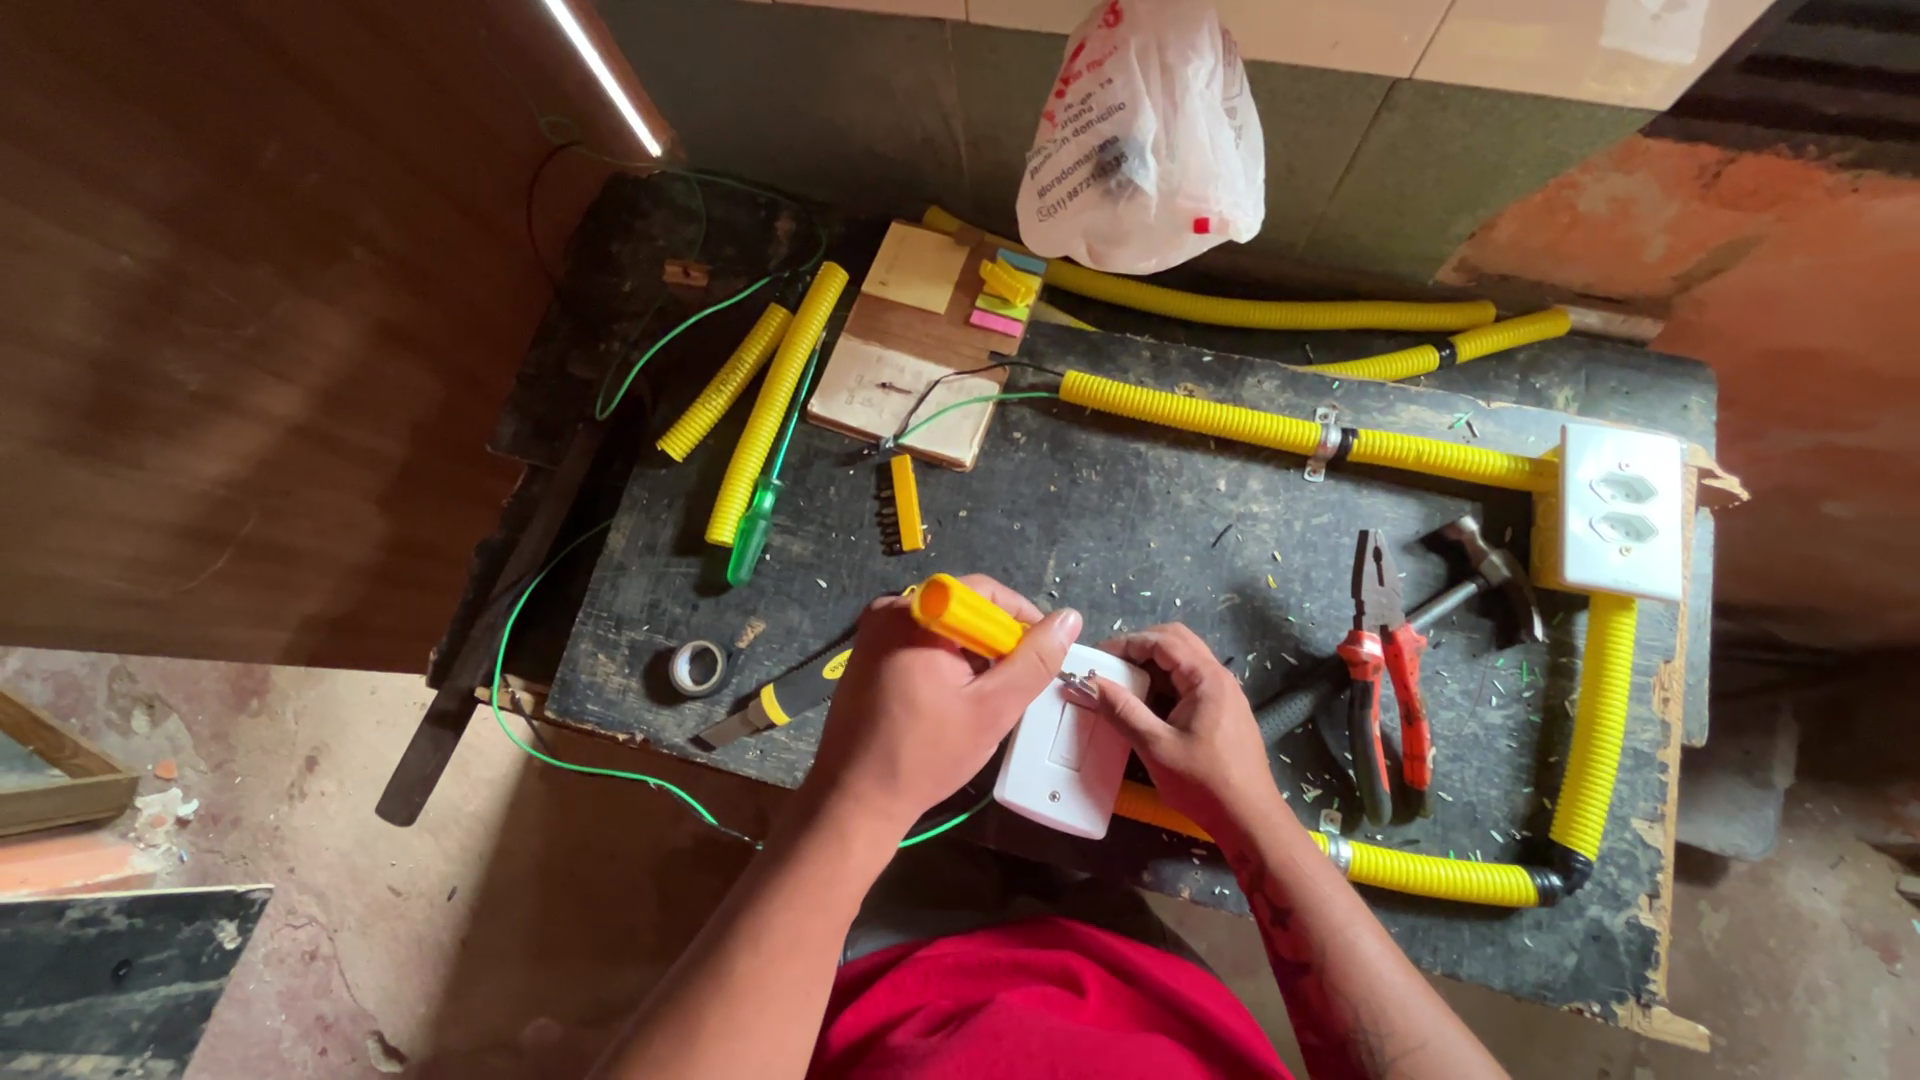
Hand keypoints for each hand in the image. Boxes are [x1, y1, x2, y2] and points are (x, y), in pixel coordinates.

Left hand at [799, 574, 1081, 840]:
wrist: (855, 798)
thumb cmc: (924, 755)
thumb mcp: (993, 709)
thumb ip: (1034, 661)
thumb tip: (1069, 619)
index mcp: (918, 614)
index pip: (985, 593)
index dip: (1021, 618)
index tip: (1040, 655)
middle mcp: (890, 609)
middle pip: (963, 608)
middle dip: (994, 642)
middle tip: (1012, 684)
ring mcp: (873, 631)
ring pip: (943, 627)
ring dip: (970, 655)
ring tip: (981, 698)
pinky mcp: (866, 653)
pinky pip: (920, 640)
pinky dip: (943, 661)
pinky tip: (949, 700)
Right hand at [1073, 623, 1285, 841]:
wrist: (1249, 818)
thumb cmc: (1204, 782)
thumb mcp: (1156, 748)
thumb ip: (1123, 712)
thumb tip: (1092, 683)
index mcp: (1206, 678)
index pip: (1163, 641)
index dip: (1127, 643)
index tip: (1098, 656)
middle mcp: (1219, 677)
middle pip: (1177, 641)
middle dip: (1140, 646)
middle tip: (1111, 664)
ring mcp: (1224, 694)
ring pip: (1184, 661)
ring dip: (1152, 665)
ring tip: (1123, 683)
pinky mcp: (1223, 710)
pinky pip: (1190, 681)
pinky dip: (1165, 682)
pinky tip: (1147, 704)